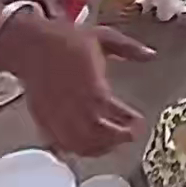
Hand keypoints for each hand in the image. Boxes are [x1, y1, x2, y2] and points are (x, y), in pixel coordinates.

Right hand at [0, 13, 153, 155]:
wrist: (34, 45)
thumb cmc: (70, 40)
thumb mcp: (105, 37)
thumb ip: (130, 48)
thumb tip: (152, 54)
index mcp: (91, 84)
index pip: (111, 112)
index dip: (127, 122)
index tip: (140, 124)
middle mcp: (73, 104)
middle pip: (95, 134)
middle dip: (116, 139)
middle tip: (131, 136)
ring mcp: (56, 115)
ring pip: (78, 143)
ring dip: (98, 148)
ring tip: (114, 142)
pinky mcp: (43, 120)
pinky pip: (59, 143)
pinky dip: (76, 149)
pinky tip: (88, 145)